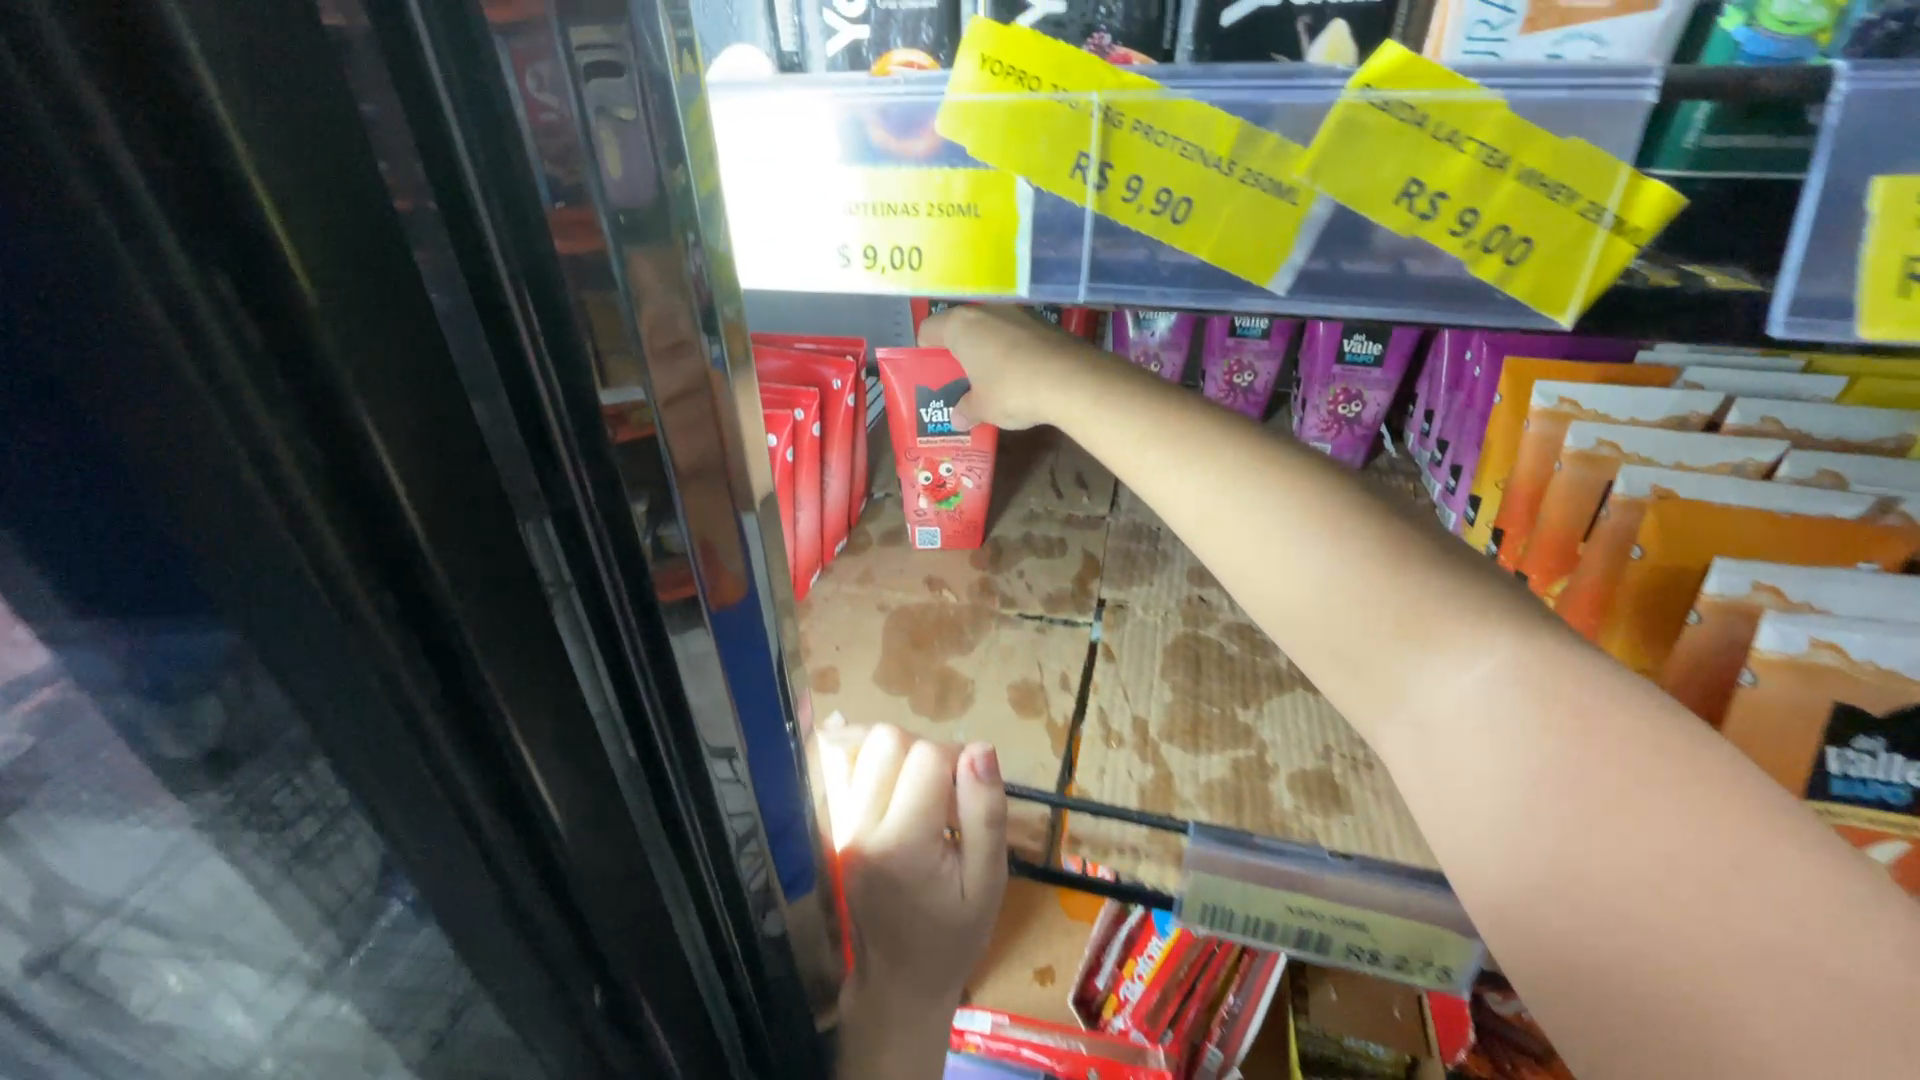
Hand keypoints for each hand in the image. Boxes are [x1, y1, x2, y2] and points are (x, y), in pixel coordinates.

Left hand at [832, 725, 1006, 1078]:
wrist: (898, 983)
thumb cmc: (953, 936)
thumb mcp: (988, 882)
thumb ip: (986, 813)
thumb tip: (981, 748)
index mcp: (903, 843)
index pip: (928, 755)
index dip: (960, 761)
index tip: (971, 795)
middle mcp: (861, 827)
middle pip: (888, 740)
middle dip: (925, 752)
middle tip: (947, 794)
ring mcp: (840, 827)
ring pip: (864, 748)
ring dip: (900, 758)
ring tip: (923, 796)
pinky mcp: (832, 828)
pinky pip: (848, 771)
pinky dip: (876, 769)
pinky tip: (898, 797)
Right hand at [918, 305, 1100, 430]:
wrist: (1071, 380)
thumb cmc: (1011, 390)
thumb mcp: (982, 408)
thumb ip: (965, 410)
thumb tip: (957, 419)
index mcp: (960, 326)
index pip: (928, 330)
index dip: (925, 353)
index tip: (933, 375)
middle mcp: (986, 311)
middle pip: (961, 328)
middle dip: (959, 354)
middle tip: (960, 382)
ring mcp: (1018, 314)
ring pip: (991, 331)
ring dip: (988, 353)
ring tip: (991, 383)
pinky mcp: (1045, 324)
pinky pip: (1016, 337)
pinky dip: (1013, 354)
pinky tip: (1021, 379)